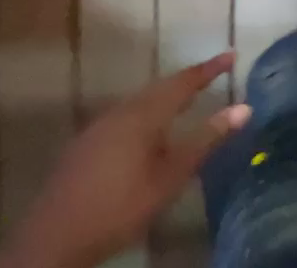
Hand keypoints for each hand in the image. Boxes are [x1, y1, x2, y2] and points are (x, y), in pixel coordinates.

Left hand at [0, 53, 251, 267]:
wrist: (52, 242)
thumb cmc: (120, 207)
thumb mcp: (171, 177)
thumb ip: (207, 140)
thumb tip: (244, 108)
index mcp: (144, 115)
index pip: (184, 82)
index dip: (209, 68)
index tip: (232, 54)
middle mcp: (120, 113)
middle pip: (159, 88)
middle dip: (187, 80)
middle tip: (212, 73)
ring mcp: (98, 129)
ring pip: (139, 101)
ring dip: (165, 95)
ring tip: (185, 97)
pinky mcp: (84, 146)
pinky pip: (124, 115)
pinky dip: (145, 111)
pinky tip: (148, 128)